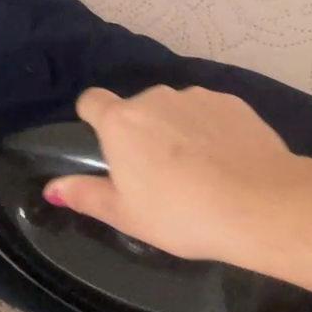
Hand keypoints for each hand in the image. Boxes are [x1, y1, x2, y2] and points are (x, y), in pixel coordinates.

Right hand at [43, 86, 311, 263]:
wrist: (259, 203)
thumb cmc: (181, 214)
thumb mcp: (126, 215)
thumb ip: (86, 196)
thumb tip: (52, 187)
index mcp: (122, 122)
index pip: (92, 101)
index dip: (94, 118)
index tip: (107, 146)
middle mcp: (156, 98)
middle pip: (138, 109)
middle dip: (143, 133)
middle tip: (159, 176)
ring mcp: (197, 96)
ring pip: (176, 110)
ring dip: (178, 131)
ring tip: (200, 172)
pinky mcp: (232, 102)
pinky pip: (210, 113)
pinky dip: (212, 131)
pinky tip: (227, 162)